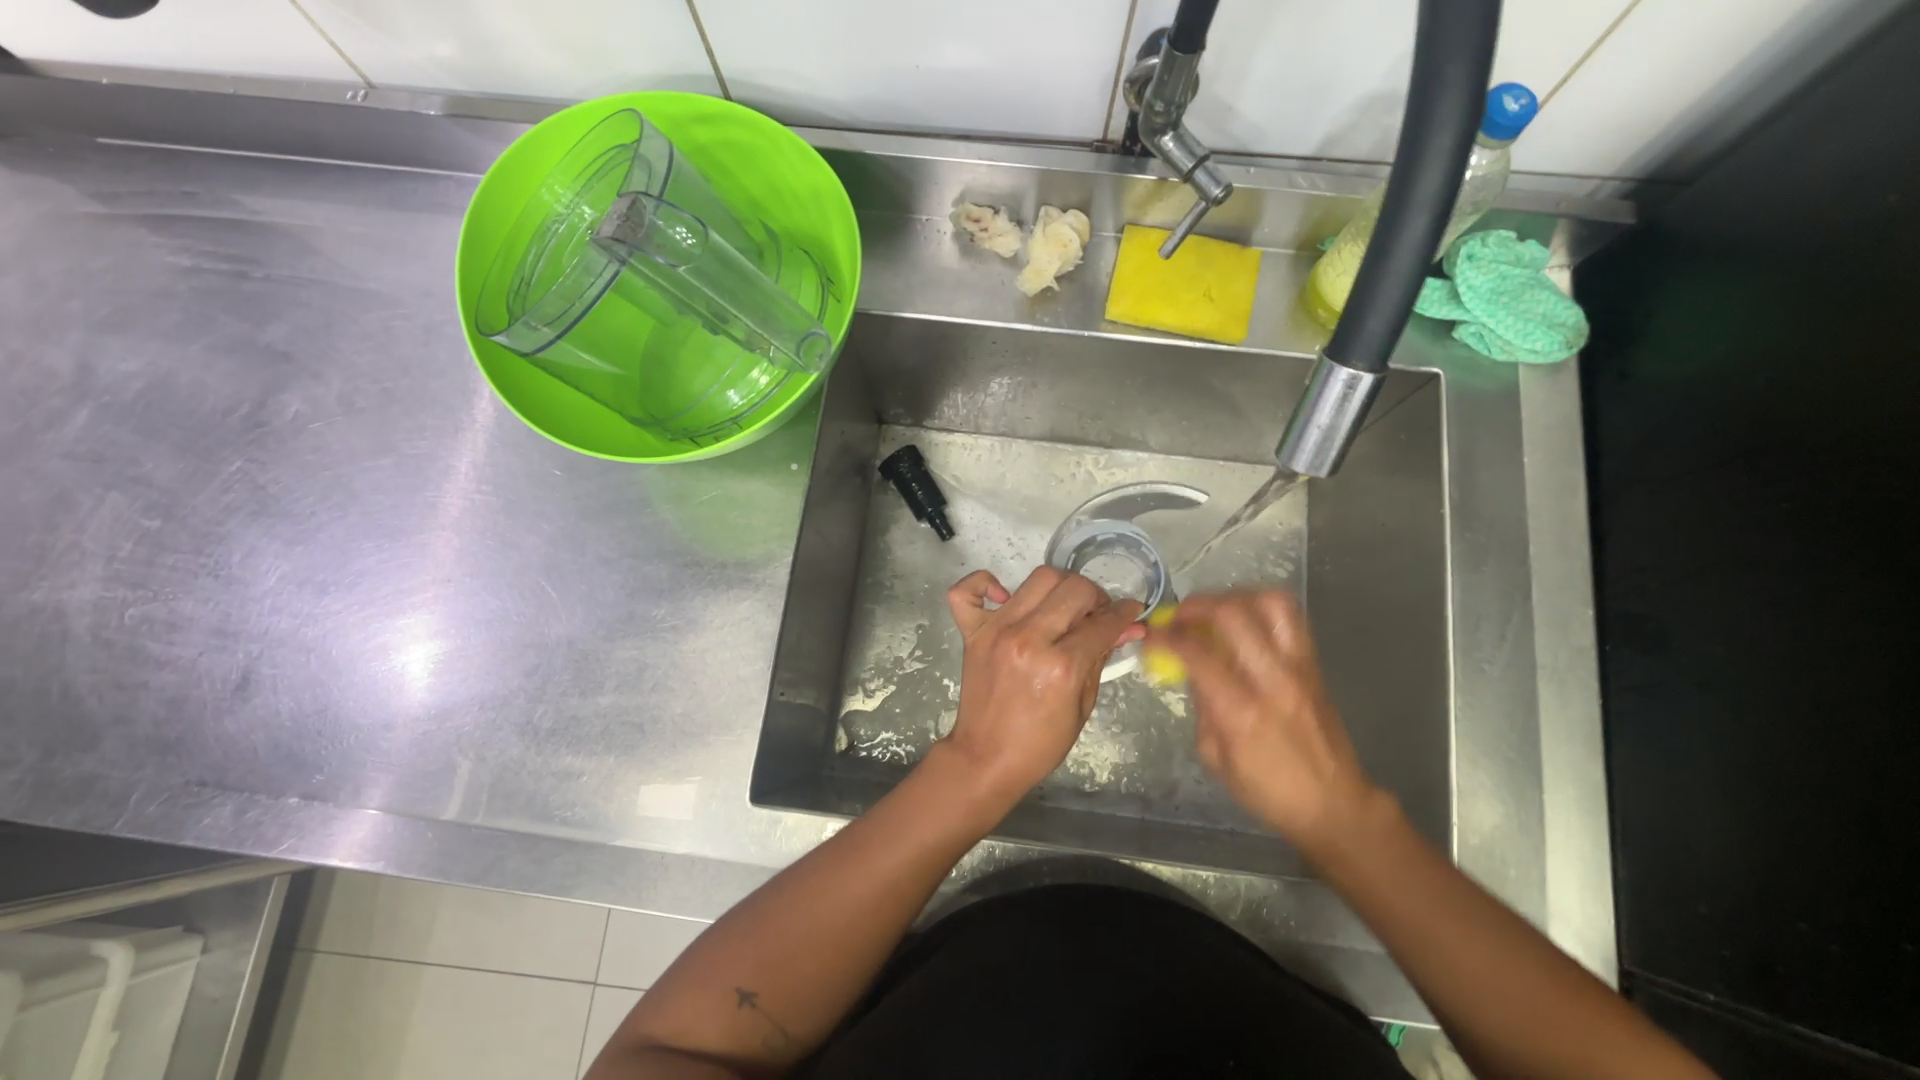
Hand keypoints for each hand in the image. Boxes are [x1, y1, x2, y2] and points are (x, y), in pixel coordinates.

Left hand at [940, 567, 1144, 800]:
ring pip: (1039, 578)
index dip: (1124, 614)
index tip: (1130, 611)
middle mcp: (1029, 639)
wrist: (987, 758)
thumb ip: (1101, 658)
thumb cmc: (1041, 743)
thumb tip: (1128, 627)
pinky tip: (1004, 596)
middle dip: (1096, 598)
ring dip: (1061, 587)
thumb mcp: (1083, 704)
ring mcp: (997, 631)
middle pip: (1075, 589)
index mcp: (1061, 666)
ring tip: (1064, 608)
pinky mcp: (972, 632)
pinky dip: (984, 584)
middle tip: (1096, 615)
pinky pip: (967, 591)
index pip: (1103, 622)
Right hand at [1149, 590, 1383, 855]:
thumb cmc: (1269, 791)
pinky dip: (1261, 609)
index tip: (1152, 634)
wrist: (1334, 803)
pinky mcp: (1314, 665)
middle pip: (1233, 614)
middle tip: (1180, 614)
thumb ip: (1201, 708)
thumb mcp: (1216, 758)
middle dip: (1197, 605)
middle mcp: (1272, 680)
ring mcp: (1298, 668)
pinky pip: (1290, 618)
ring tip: (1216, 610)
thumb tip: (1190, 670)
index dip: (1166, 636)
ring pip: (1271, 603)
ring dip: (1235, 597)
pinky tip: (1245, 623)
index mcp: (1240, 711)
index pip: (1196, 653)